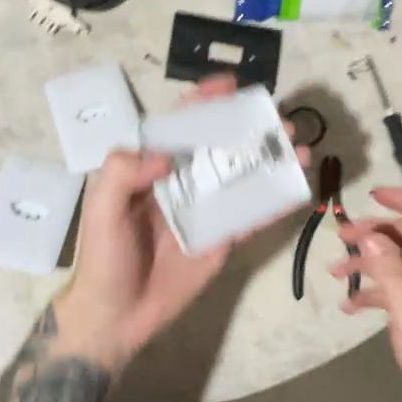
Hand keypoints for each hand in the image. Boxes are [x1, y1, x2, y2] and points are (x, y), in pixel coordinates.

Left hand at [54, 75, 306, 370]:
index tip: (229, 85)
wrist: (116, 316)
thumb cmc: (104, 258)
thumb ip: (123, 171)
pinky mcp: (222, 239)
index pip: (180, 126)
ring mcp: (205, 210)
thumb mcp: (101, 208)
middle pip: (220, 146)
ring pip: (242, 176)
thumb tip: (168, 154)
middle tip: (281, 121)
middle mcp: (183, 182)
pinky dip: (274, 202)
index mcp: (152, 169)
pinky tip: (296, 188)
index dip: (204, 103)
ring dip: (270, 160)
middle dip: (250, 129)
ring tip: (300, 149)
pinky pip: (251, 216)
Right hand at [332, 189, 401, 401]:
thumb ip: (389, 272)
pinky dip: (371, 293)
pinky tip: (348, 308)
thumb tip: (370, 236)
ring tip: (335, 273)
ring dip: (367, 264)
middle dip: (374, 234)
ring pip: (396, 264)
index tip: (372, 194)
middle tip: (340, 237)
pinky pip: (393, 291)